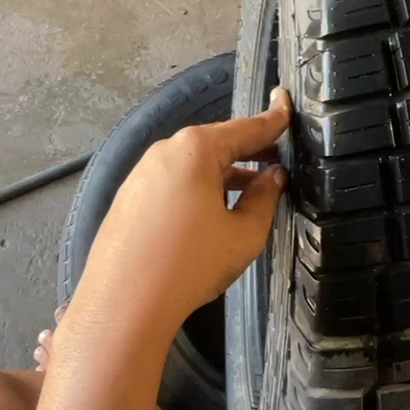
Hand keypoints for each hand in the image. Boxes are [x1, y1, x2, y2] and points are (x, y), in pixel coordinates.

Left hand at [67, 87, 290, 341]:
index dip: (272, 121)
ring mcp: (141, 175)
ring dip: (223, 172)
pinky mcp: (128, 199)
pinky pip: (172, 182)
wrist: (124, 304)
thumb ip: (264, 198)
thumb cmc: (190, 264)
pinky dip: (198, 188)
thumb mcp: (243, 233)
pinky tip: (212, 211)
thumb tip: (273, 177)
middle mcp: (165, 152)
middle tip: (276, 156)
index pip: (245, 129)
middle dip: (247, 149)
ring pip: (192, 165)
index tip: (286, 105)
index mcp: (196, 150)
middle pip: (215, 143)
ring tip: (251, 189)